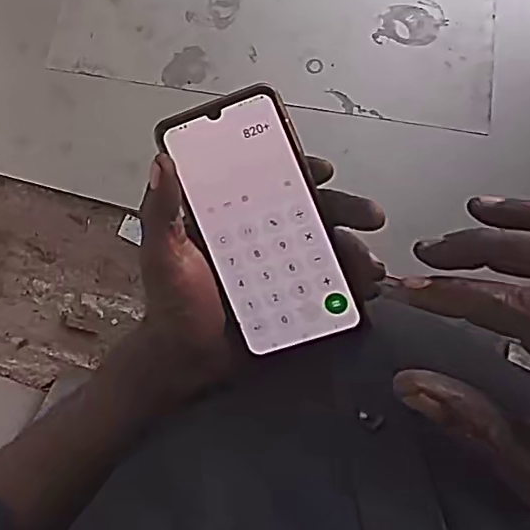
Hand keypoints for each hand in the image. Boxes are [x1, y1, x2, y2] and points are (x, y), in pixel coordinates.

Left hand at [123, 152, 384, 400]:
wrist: (187, 365)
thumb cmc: (170, 308)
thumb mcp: (162, 255)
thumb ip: (161, 211)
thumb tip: (163, 164)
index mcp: (226, 218)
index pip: (265, 181)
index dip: (295, 168)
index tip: (321, 169)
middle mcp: (256, 236)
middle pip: (306, 210)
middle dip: (342, 208)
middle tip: (368, 214)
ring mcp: (277, 267)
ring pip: (323, 246)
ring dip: (351, 249)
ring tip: (367, 263)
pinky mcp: (291, 298)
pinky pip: (326, 285)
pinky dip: (348, 285)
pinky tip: (361, 289)